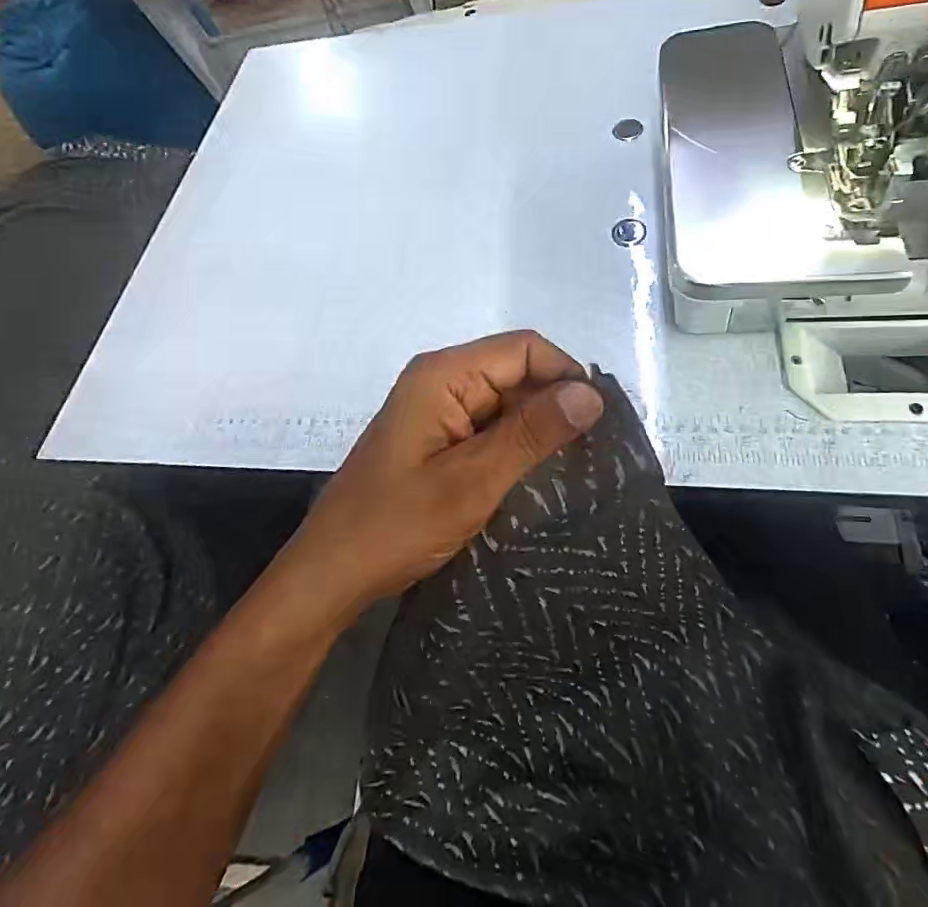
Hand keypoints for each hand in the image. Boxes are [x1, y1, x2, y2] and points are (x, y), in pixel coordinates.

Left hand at [274, 331, 604, 624]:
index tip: (596, 422)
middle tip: (591, 453)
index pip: (526, 349)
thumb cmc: (396, 526)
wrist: (330, 578)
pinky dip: (520, 447)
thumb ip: (533, 432)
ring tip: (573, 468)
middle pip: (520, 372)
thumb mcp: (473, 480)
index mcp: (444, 376)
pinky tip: (539, 477)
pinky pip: (495, 428)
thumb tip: (592, 394)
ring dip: (541, 430)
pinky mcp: (443, 440)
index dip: (566, 375)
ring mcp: (442, 412)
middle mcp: (443, 382)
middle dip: (557, 405)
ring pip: (511, 403)